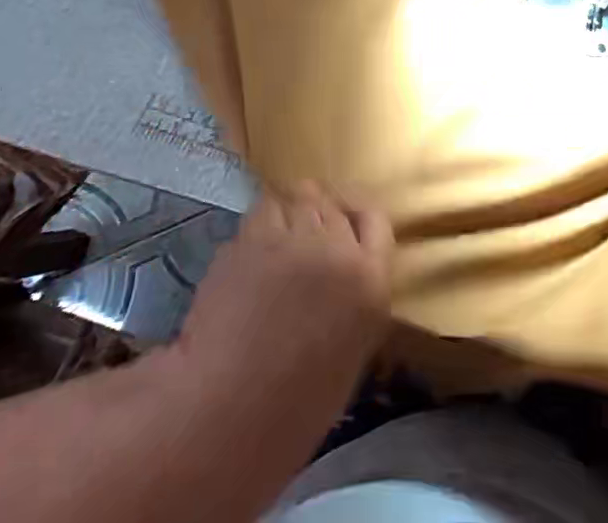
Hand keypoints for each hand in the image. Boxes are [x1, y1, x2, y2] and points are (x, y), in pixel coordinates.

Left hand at [176, 183, 393, 384]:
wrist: (231, 407)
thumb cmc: (296, 402)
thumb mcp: (351, 348)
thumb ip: (352, 295)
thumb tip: (336, 271)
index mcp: (371, 283)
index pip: (375, 220)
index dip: (356, 214)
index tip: (343, 220)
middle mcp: (336, 250)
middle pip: (330, 203)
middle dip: (317, 213)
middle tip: (300, 237)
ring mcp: (291, 239)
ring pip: (294, 200)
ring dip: (287, 214)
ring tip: (273, 242)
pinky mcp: (250, 238)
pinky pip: (261, 212)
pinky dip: (258, 225)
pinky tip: (249, 252)